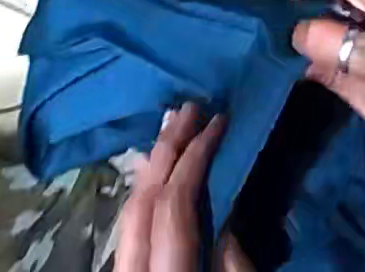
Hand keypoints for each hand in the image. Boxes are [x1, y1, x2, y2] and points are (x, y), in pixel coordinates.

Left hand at [115, 103, 252, 271]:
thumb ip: (233, 265)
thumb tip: (227, 220)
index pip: (174, 203)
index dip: (196, 156)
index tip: (219, 120)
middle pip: (144, 200)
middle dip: (168, 147)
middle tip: (192, 107)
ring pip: (130, 209)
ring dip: (155, 163)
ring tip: (174, 125)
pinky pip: (130, 223)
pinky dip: (147, 188)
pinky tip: (158, 167)